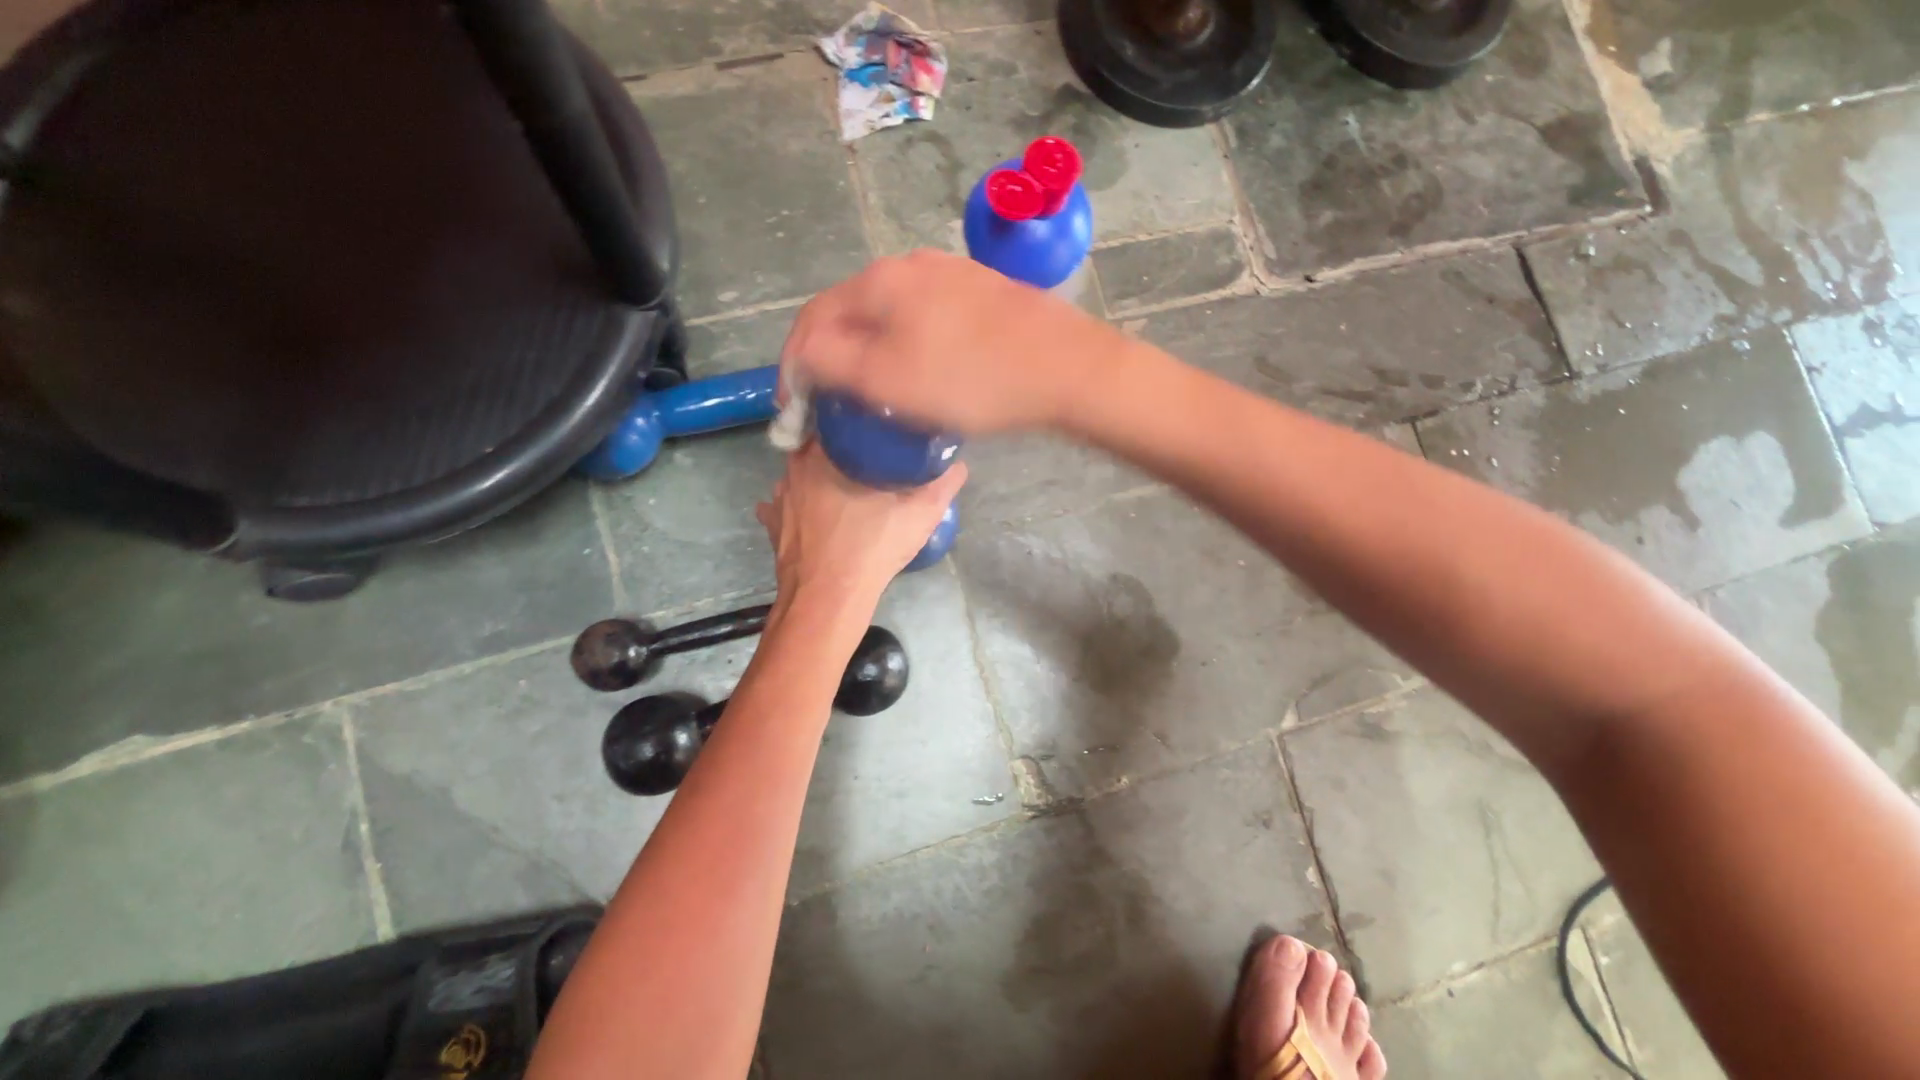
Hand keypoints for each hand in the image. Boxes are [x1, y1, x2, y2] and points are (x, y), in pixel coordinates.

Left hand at [756, 442, 967, 604]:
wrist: (829, 598)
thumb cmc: (872, 546)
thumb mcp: (921, 514)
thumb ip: (943, 482)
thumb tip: (957, 463)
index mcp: (826, 452)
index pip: (840, 420)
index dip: (859, 424)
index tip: (876, 432)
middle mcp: (796, 466)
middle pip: (820, 446)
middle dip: (840, 452)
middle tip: (866, 463)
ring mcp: (780, 496)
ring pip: (801, 475)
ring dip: (818, 480)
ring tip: (842, 492)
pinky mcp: (772, 523)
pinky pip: (784, 505)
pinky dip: (798, 507)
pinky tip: (814, 517)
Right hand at [780, 249, 1130, 435]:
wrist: (1066, 368)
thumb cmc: (970, 379)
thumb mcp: (886, 379)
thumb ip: (829, 362)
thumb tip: (802, 355)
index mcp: (879, 280)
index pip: (814, 317)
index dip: (793, 364)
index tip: (792, 408)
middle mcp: (912, 263)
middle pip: (852, 312)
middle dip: (831, 356)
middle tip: (827, 401)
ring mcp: (952, 273)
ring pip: (891, 315)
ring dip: (870, 352)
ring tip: (870, 393)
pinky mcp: (983, 292)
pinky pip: (925, 319)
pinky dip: (907, 346)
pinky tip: (920, 374)